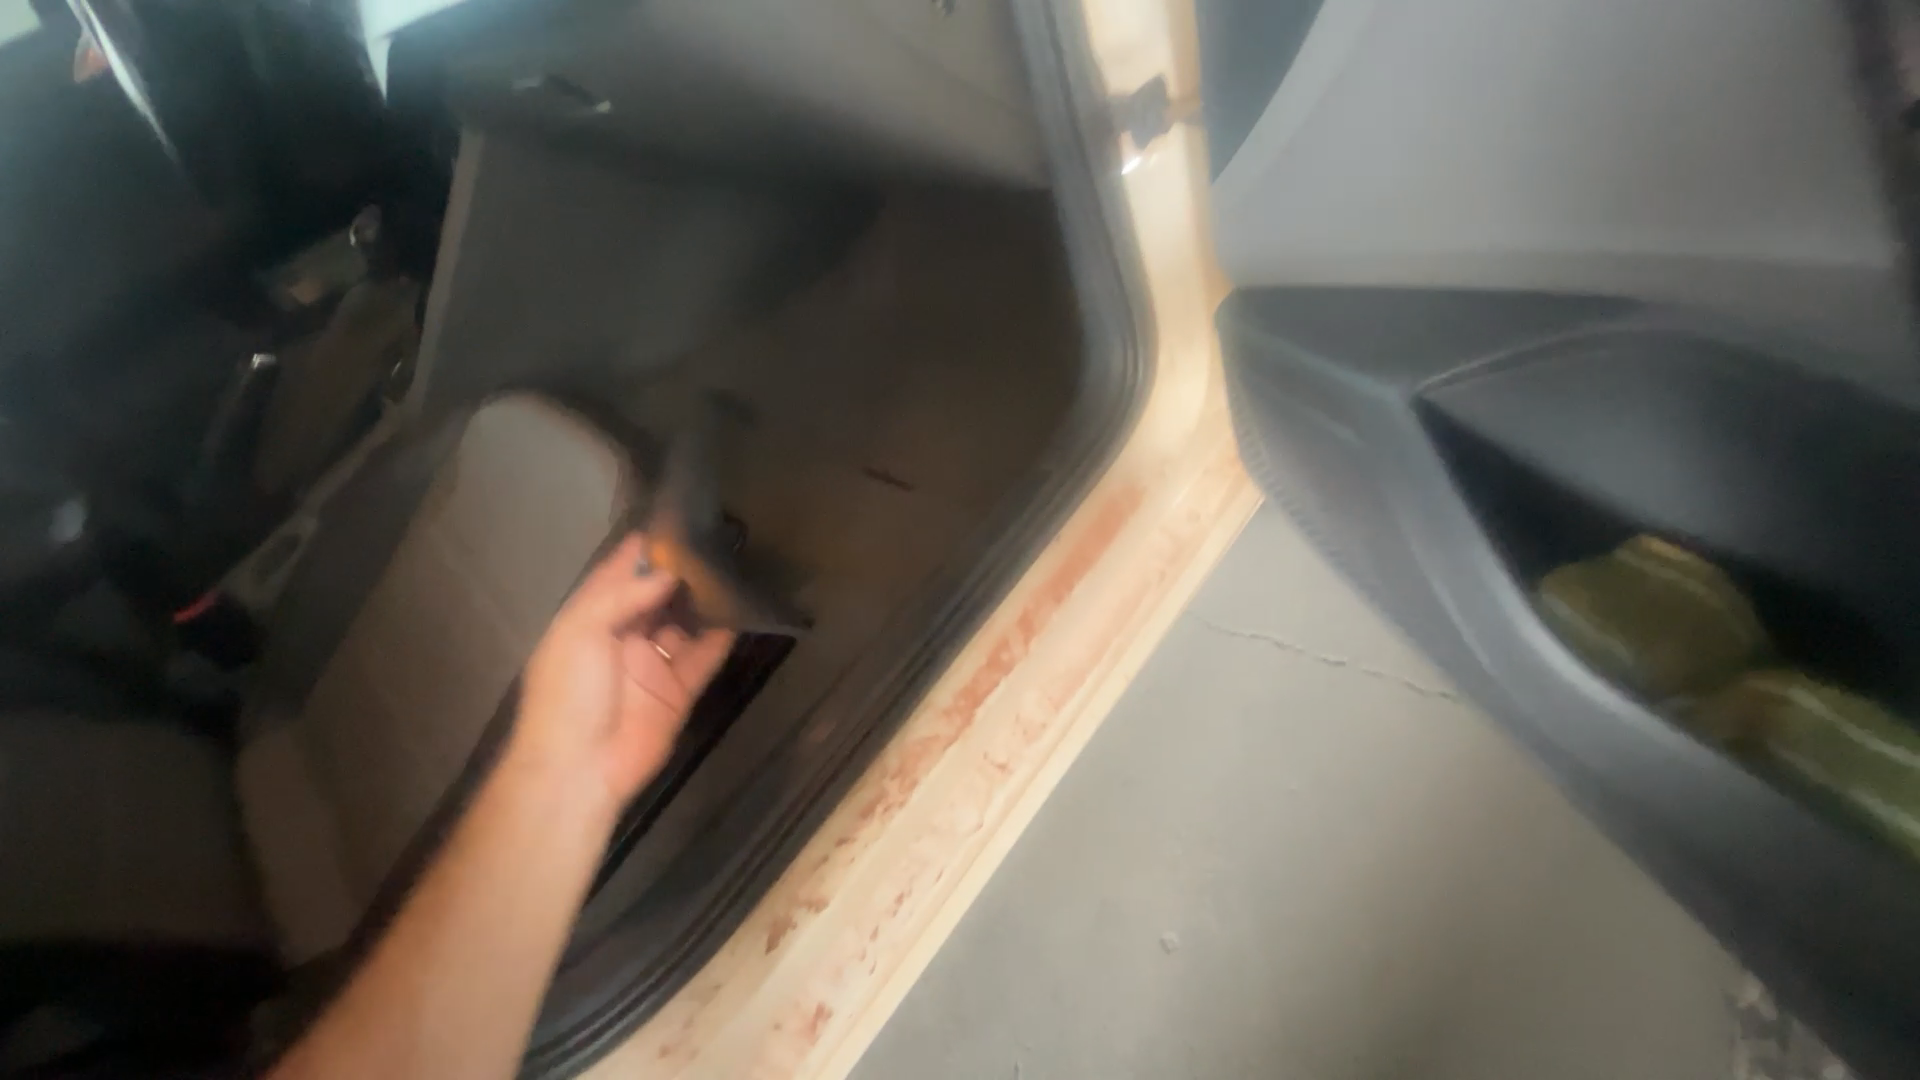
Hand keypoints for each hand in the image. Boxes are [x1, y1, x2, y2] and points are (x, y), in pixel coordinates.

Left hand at [513, 534, 734, 815]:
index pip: (619, 574)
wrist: (580, 767)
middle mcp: (624, 635)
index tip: (677, 519)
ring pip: (685, 622)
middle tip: (718, 540)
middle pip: (657, 596)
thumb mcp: (581, 632)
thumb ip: (623, 596)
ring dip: (705, 601)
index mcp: (590, 618)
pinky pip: (705, 656)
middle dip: (682, 572)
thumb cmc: (568, 693)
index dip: (645, 549)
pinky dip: (723, 636)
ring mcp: (653, 663)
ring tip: (735, 570)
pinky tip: (742, 612)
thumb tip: (669, 572)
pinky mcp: (679, 689)